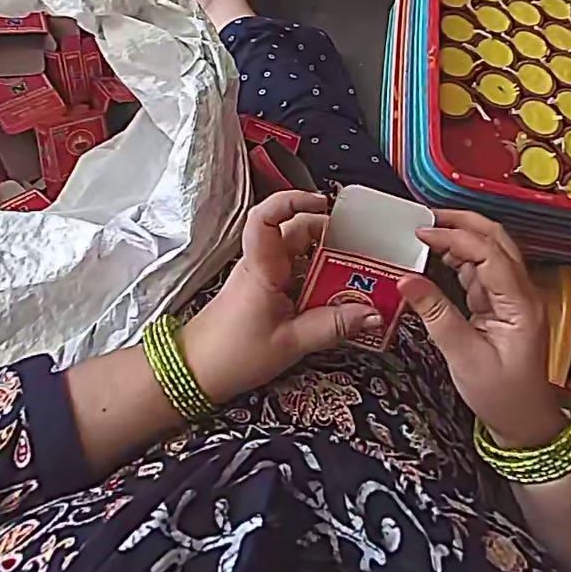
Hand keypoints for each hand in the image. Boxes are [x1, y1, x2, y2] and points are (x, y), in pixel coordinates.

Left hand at [178, 191, 381, 403]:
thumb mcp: (290, 343)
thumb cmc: (235, 353)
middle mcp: (262, 262)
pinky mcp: (267, 287)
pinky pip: (298, 268)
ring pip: (299, 248)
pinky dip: (319, 273)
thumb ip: (333, 326)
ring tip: (357, 267)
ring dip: (327, 254)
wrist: (197, 371)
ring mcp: (264, 272)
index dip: (293, 200)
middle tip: (360, 243)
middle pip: (294, 229)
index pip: (267, 216)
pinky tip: (339, 289)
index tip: (325, 202)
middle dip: (328, 230)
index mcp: (262, 267)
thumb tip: (373, 312)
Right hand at [403, 210, 570, 447]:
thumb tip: (406, 279)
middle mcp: (521, 292)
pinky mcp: (499, 303)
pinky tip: (437, 256)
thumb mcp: (463, 357)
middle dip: (462, 222)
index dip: (455, 238)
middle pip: (496, 239)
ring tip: (427, 233)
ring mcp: (511, 296)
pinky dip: (458, 256)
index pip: (489, 253)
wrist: (525, 424)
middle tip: (426, 218)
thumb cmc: (501, 396)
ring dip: (460, 236)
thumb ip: (435, 314)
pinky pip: (480, 268)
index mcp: (520, 303)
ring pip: (489, 250)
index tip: (422, 234)